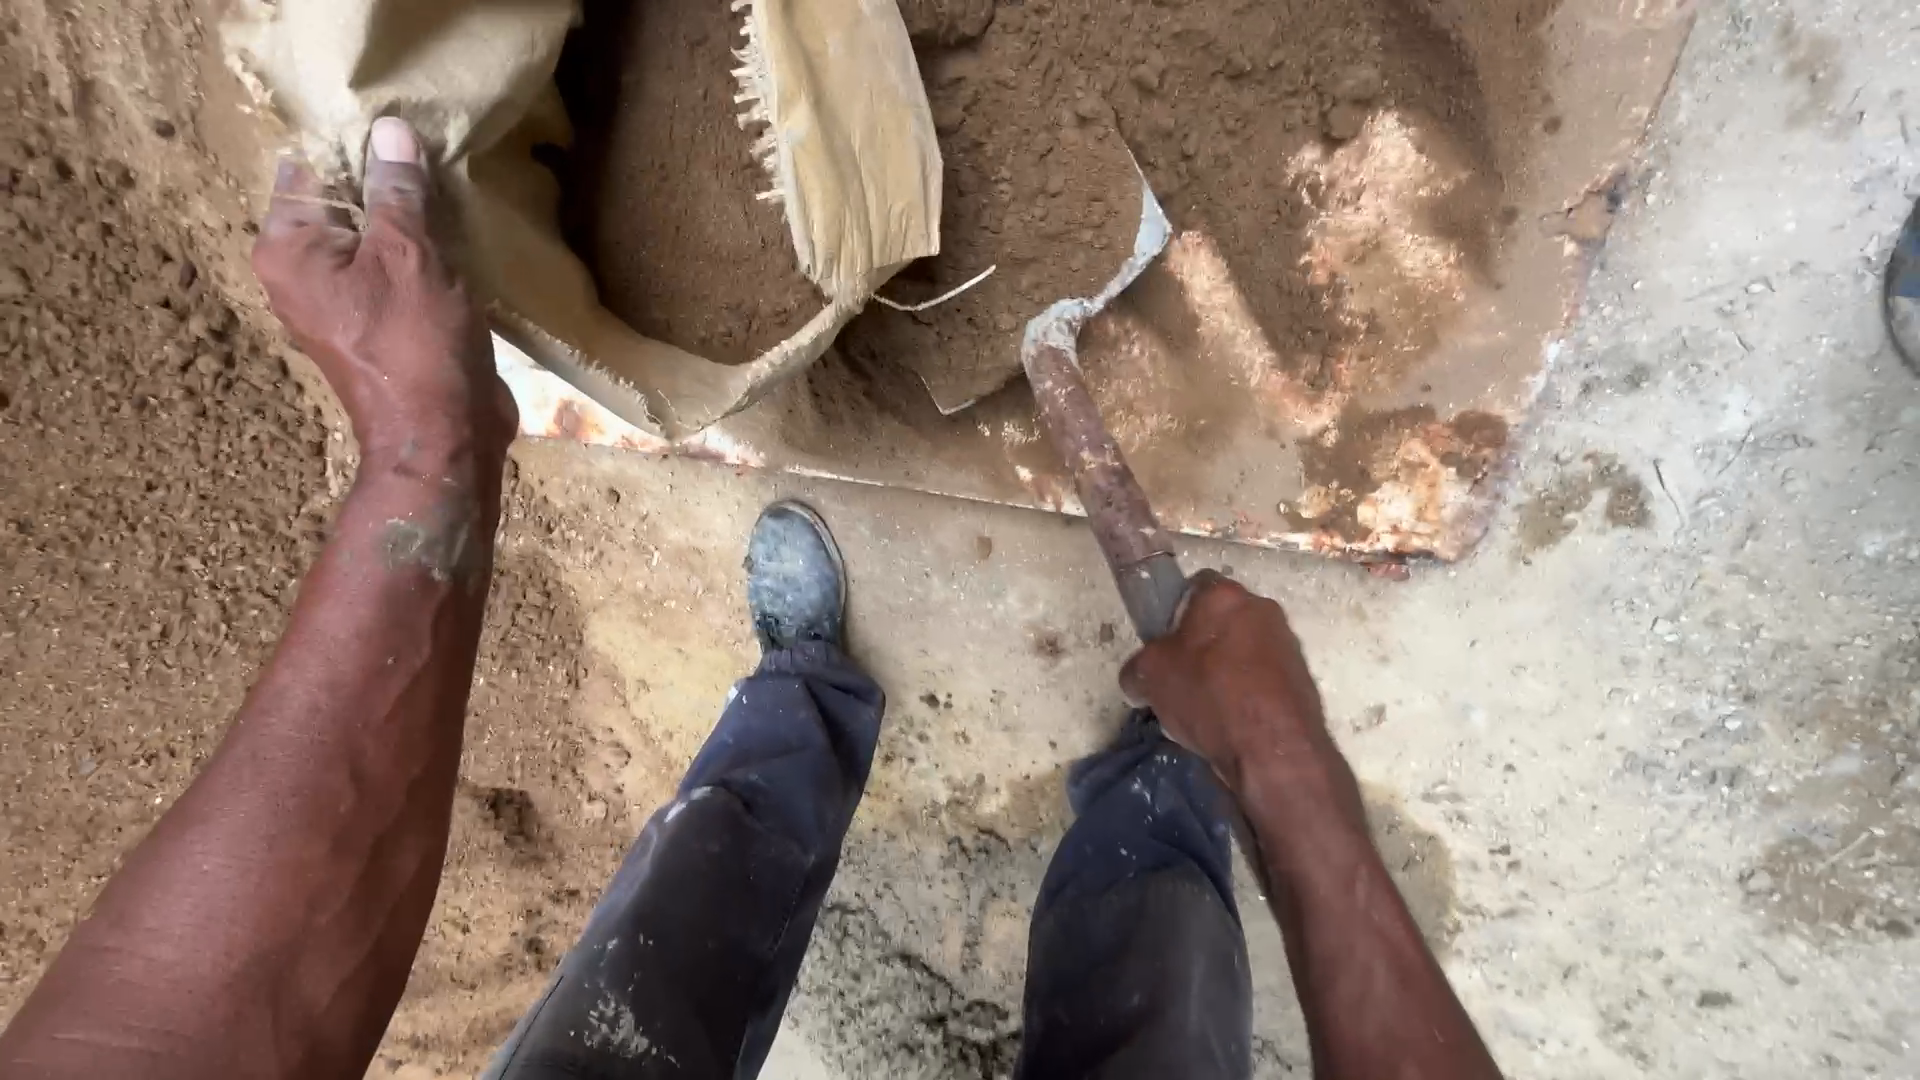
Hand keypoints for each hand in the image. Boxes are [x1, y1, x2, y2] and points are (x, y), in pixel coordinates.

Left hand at [251, 117, 514, 466]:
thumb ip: (398, 194)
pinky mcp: (381, 338)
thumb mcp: (412, 258)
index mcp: (287, 252)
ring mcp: (341, 313)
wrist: (443, 438)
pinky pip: (398, 288)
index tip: (416, 162)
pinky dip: (426, 276)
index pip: (315, 174)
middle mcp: (301, 279)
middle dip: (394, 203)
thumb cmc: (419, 345)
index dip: (364, 160)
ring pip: (378, 254)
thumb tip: (391, 131)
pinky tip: (460, 274)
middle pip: (347, 215)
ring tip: (458, 232)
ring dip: (417, 243)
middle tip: (445, 195)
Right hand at [1120, 571, 1338, 794]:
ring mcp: (1288, 643)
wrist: (1273, 749)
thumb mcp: (1148, 677)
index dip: (1173, 614)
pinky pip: (1262, 679)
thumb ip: (1138, 668)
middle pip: (1220, 620)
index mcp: (1223, 595)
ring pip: (1242, 651)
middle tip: (1179, 678)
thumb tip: (1139, 681)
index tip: (1164, 645)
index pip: (1192, 587)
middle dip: (1200, 646)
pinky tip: (1229, 724)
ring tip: (1204, 709)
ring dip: (1224, 671)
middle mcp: (1262, 608)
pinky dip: (1246, 694)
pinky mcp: (1303, 679)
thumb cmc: (1207, 694)